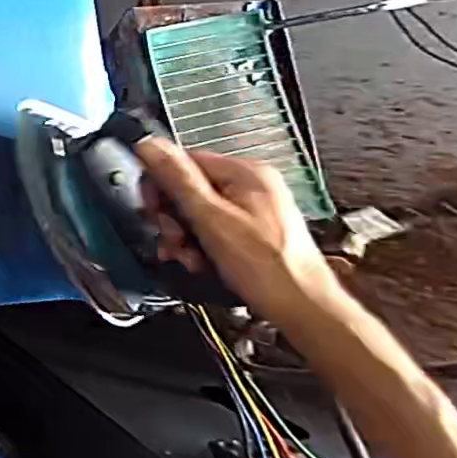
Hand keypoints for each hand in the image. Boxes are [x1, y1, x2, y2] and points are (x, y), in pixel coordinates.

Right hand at [133, 138, 341, 325]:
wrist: (307, 314)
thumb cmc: (267, 269)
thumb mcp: (211, 219)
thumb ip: (177, 179)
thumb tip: (148, 144)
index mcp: (245, 173)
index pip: (181, 161)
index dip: (160, 186)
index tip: (153, 210)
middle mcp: (250, 185)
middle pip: (187, 187)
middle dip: (171, 215)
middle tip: (171, 238)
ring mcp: (252, 208)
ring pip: (195, 210)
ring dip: (182, 234)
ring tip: (185, 256)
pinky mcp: (251, 230)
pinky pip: (210, 226)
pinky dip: (197, 243)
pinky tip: (197, 260)